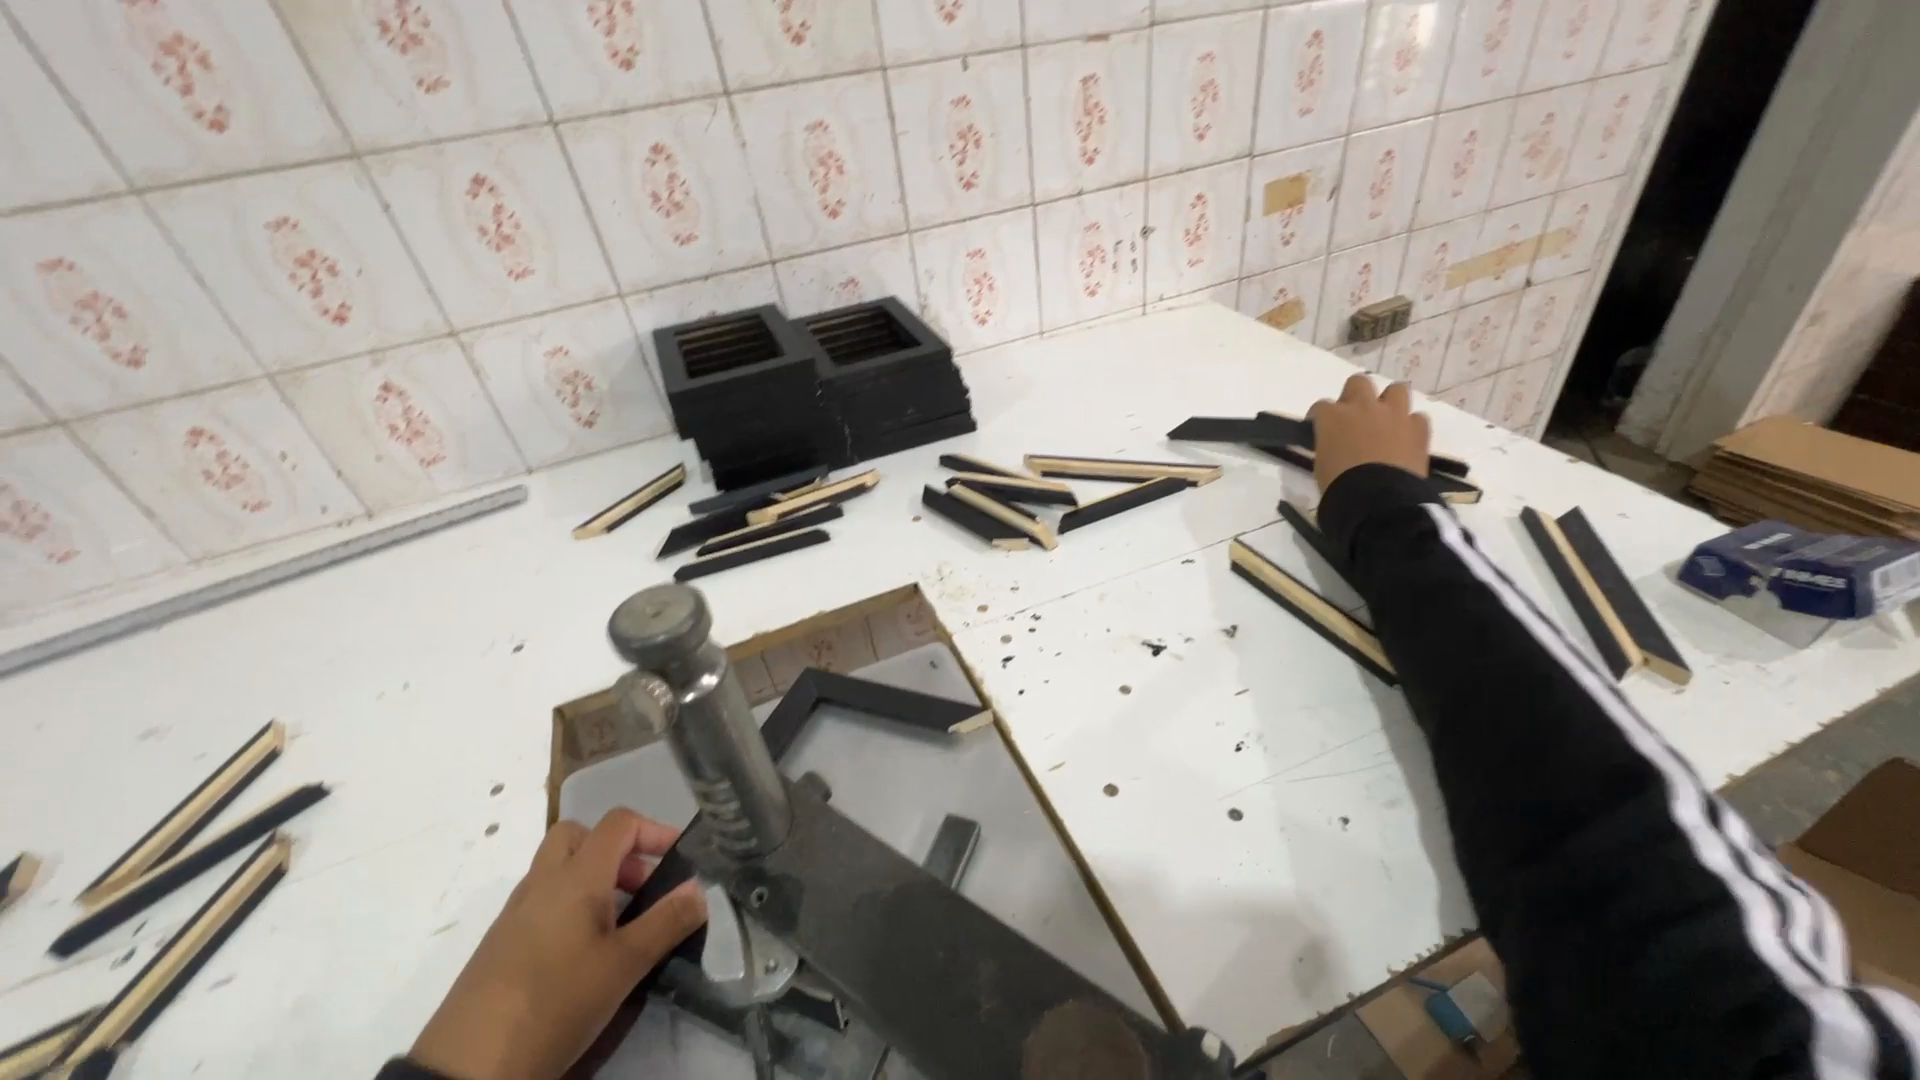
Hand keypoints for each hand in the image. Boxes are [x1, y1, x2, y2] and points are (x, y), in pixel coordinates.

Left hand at [410, 809, 705, 1079]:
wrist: (470, 1066)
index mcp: (576, 877)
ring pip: (559, 869)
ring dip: (595, 879)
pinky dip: (570, 906)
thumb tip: (700, 888)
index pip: (619, 823)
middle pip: (580, 835)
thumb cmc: (557, 1002)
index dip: (655, 830)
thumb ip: (667, 922)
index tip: (680, 860)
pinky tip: (585, 953)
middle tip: (641, 887)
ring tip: (621, 925)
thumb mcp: (625, 966)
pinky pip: (543, 901)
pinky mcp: (501, 943)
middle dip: (618, 850)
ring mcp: (516, 912)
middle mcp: (543, 882)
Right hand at [1306, 374, 1431, 489]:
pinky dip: (1410, 426)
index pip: (1321, 407)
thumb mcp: (1321, 464)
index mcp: (1332, 417)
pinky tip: (1405, 439)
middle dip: (1355, 396)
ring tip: (1385, 420)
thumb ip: (1328, 446)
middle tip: (1353, 417)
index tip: (1320, 429)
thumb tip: (1336, 445)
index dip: (1320, 417)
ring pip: (1396, 389)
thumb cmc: (1339, 486)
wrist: (1377, 500)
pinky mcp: (1418, 428)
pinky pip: (1416, 417)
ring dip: (1389, 402)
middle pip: (1358, 383)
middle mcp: (1363, 407)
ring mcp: (1394, 414)